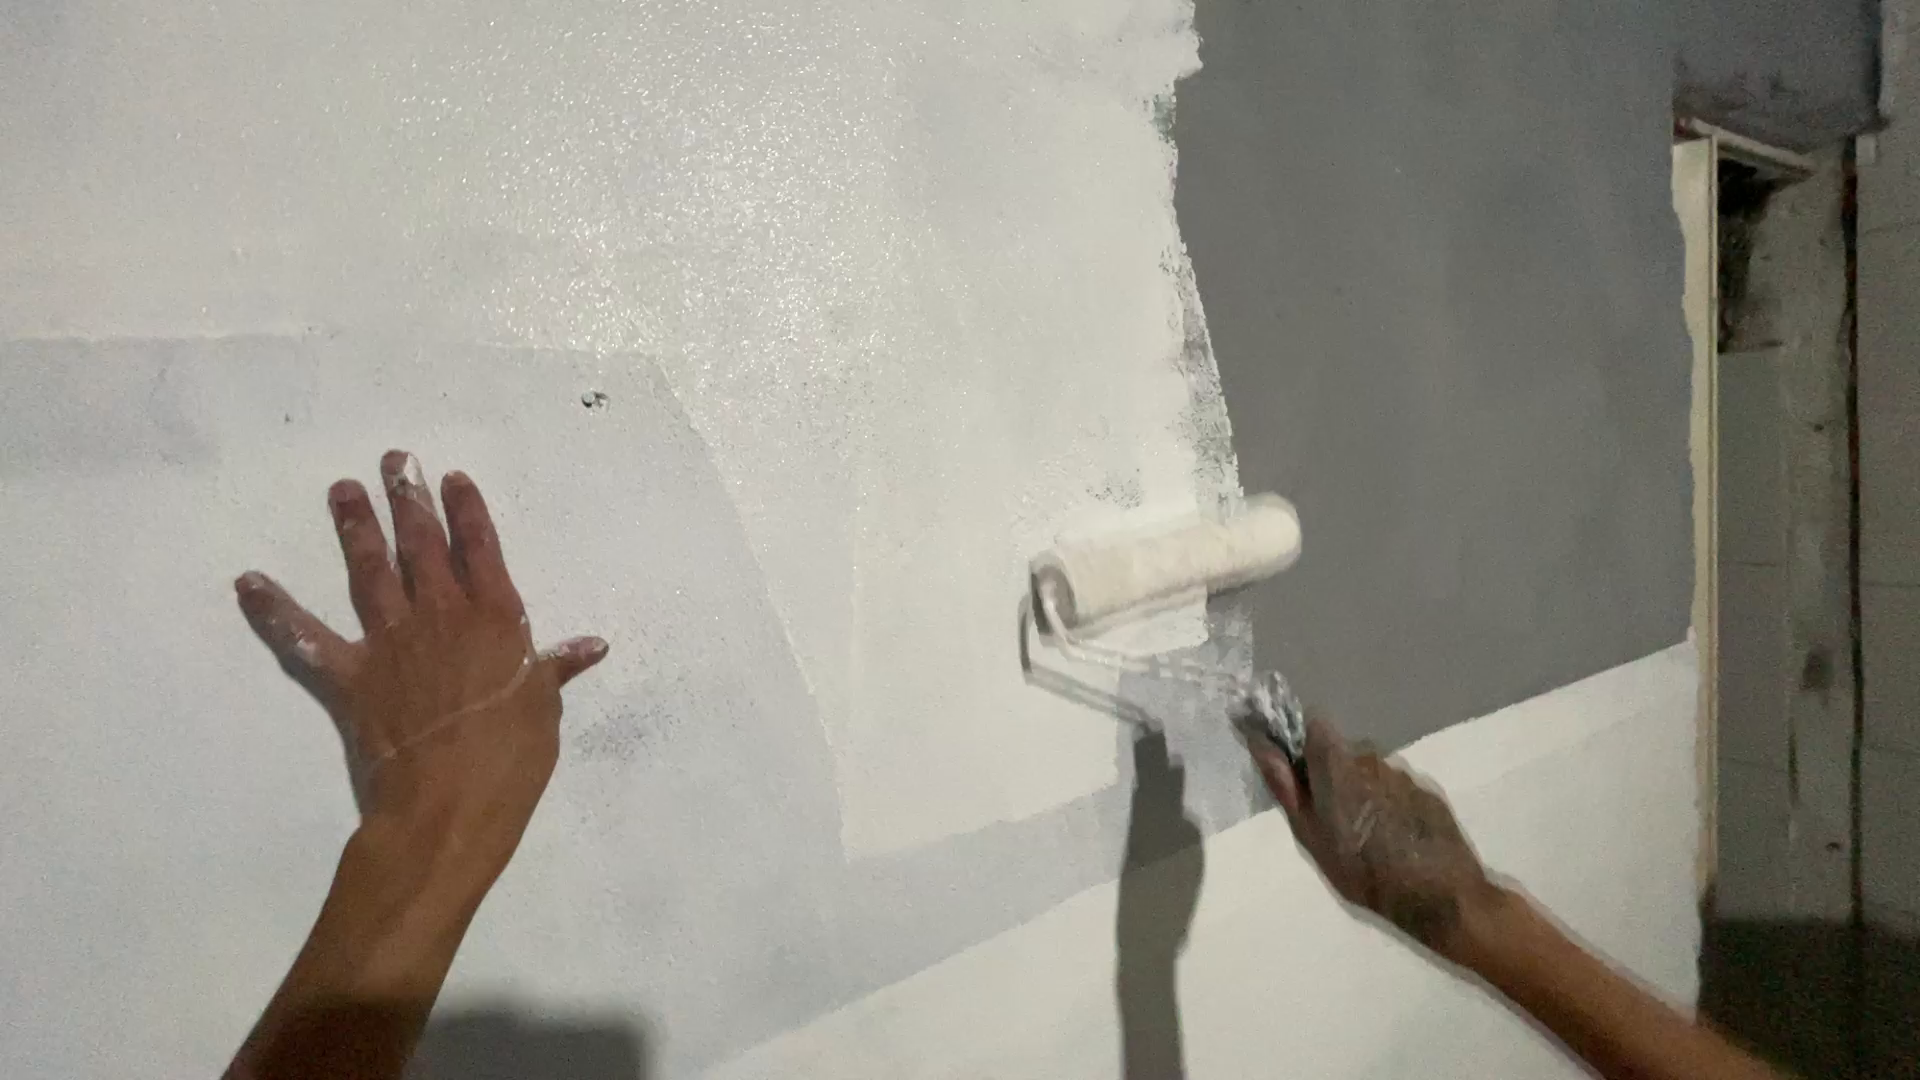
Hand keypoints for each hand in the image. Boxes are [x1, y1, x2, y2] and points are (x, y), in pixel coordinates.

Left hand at [234, 450, 606, 886]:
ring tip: (343, 491)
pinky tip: (251, 582)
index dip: (468, 512)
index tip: (455, 478)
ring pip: (371, 573)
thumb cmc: (515, 753)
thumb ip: (558, 667)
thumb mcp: (546, 705)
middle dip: (411, 501)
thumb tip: (592, 645)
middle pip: (423, 548)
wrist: (449, 804)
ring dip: (356, 530)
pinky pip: (304, 639)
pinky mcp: (348, 677)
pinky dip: (275, 612)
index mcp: (497, 618)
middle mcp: (442, 616)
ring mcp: (391, 642)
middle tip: (397, 462)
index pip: (480, 550)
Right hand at [1246, 714, 1497, 958]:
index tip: (1298, 767)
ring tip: (1368, 832)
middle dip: (1332, 773)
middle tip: (1333, 815)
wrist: (1444, 899)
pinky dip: (1390, 803)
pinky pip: (1397, 787)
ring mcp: (1403, 773)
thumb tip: (1260, 745)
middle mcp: (1370, 756)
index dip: (1302, 739)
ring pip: (1369, 770)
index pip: (1313, 722)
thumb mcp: (1310, 836)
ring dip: (1362, 789)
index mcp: (1336, 763)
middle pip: (1341, 750)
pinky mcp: (1429, 791)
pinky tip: (1396, 837)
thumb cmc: (1364, 871)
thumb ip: (1285, 786)